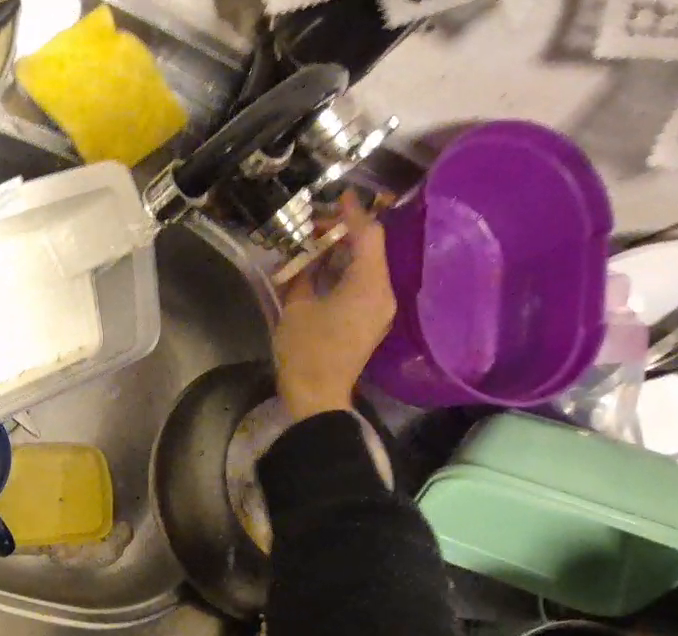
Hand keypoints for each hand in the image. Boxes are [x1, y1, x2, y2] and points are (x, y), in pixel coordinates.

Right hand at [271, 191, 397, 421]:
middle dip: (343, 233)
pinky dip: (344, 273)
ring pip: (366, 268)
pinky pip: (362, 286)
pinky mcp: (370, 322)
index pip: (368, 235)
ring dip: (342, 254)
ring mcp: (379, 309)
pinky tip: (321, 273)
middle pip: (369, 250)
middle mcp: (382, 292)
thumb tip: (303, 258)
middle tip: (314, 226)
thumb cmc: (304, 352)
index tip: (339, 195)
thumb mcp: (295, 309)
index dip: (353, 213)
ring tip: (313, 247)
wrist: (317, 397)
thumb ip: (302, 276)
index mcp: (368, 284)